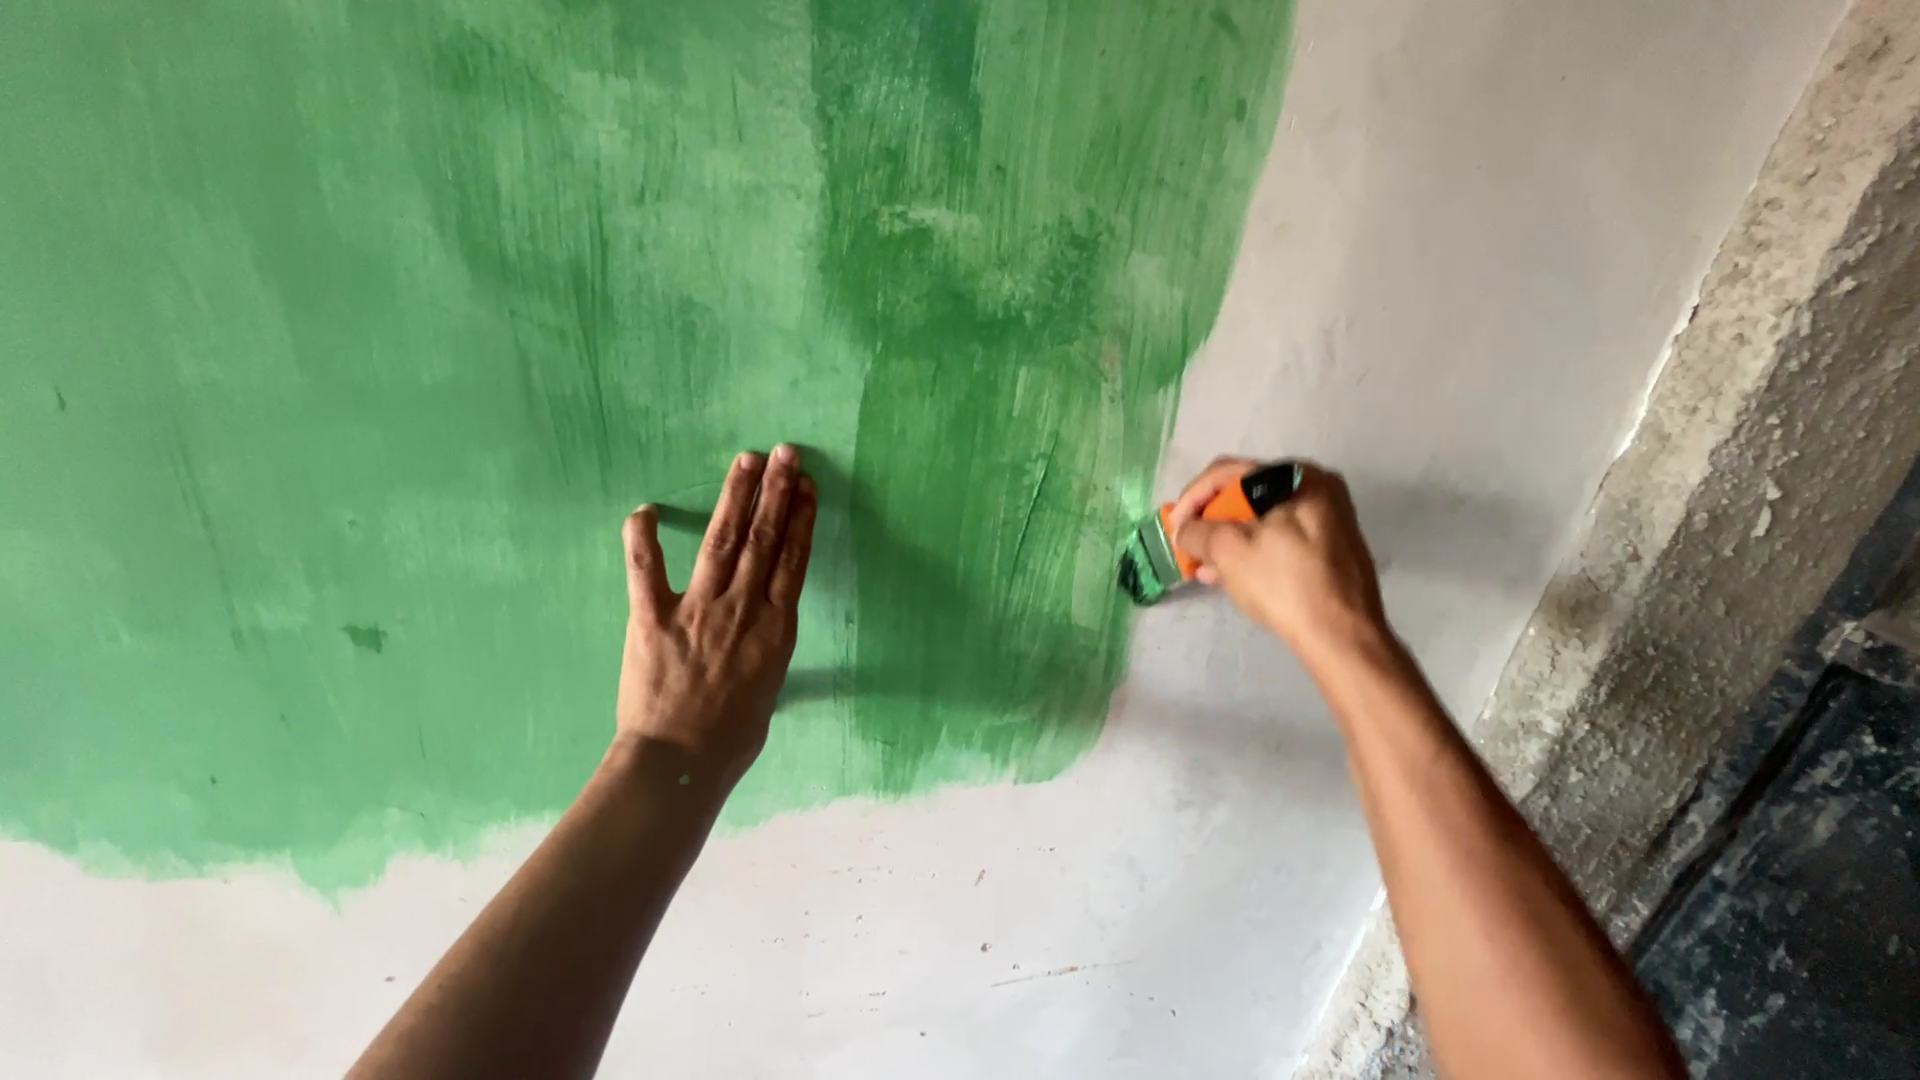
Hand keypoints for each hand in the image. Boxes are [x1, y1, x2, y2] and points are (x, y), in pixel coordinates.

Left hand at [614, 445, 816, 787]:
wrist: (679, 762)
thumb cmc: (732, 739)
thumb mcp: (770, 691)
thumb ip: (767, 652)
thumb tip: (764, 634)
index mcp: (775, 629)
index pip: (792, 561)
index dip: (801, 519)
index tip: (807, 487)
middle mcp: (742, 608)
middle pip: (764, 540)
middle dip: (777, 493)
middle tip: (786, 454)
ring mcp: (697, 610)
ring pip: (721, 542)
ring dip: (735, 498)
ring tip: (746, 462)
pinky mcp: (652, 618)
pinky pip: (646, 570)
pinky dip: (643, 538)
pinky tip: (645, 509)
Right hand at [1170, 458, 1387, 661]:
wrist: (1342, 635)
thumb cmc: (1283, 583)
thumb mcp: (1227, 551)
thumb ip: (1196, 532)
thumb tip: (1185, 531)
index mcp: (1295, 477)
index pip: (1226, 473)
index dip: (1191, 499)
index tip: (1175, 529)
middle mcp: (1316, 487)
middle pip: (1244, 495)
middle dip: (1209, 523)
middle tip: (1190, 548)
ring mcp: (1327, 517)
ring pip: (1261, 519)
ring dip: (1227, 540)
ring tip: (1205, 569)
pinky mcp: (1331, 545)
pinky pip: (1279, 537)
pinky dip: (1252, 550)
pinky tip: (1232, 576)